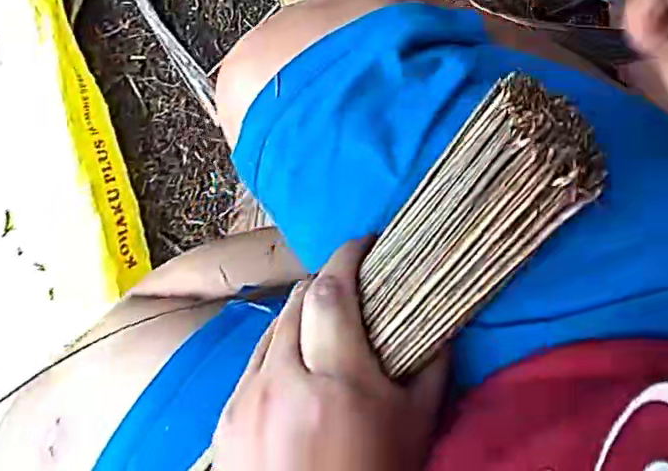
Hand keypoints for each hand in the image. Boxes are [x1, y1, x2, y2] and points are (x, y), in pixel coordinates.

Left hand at [215, 240, 446, 470]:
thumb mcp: (416, 422)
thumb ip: (433, 364)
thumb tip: (444, 319)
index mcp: (335, 379)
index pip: (332, 292)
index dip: (349, 255)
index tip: (368, 241)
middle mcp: (282, 383)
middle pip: (299, 300)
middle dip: (328, 277)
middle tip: (354, 274)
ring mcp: (245, 405)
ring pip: (271, 327)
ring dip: (301, 308)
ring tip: (327, 311)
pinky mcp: (224, 427)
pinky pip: (251, 362)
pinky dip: (278, 342)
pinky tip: (297, 352)